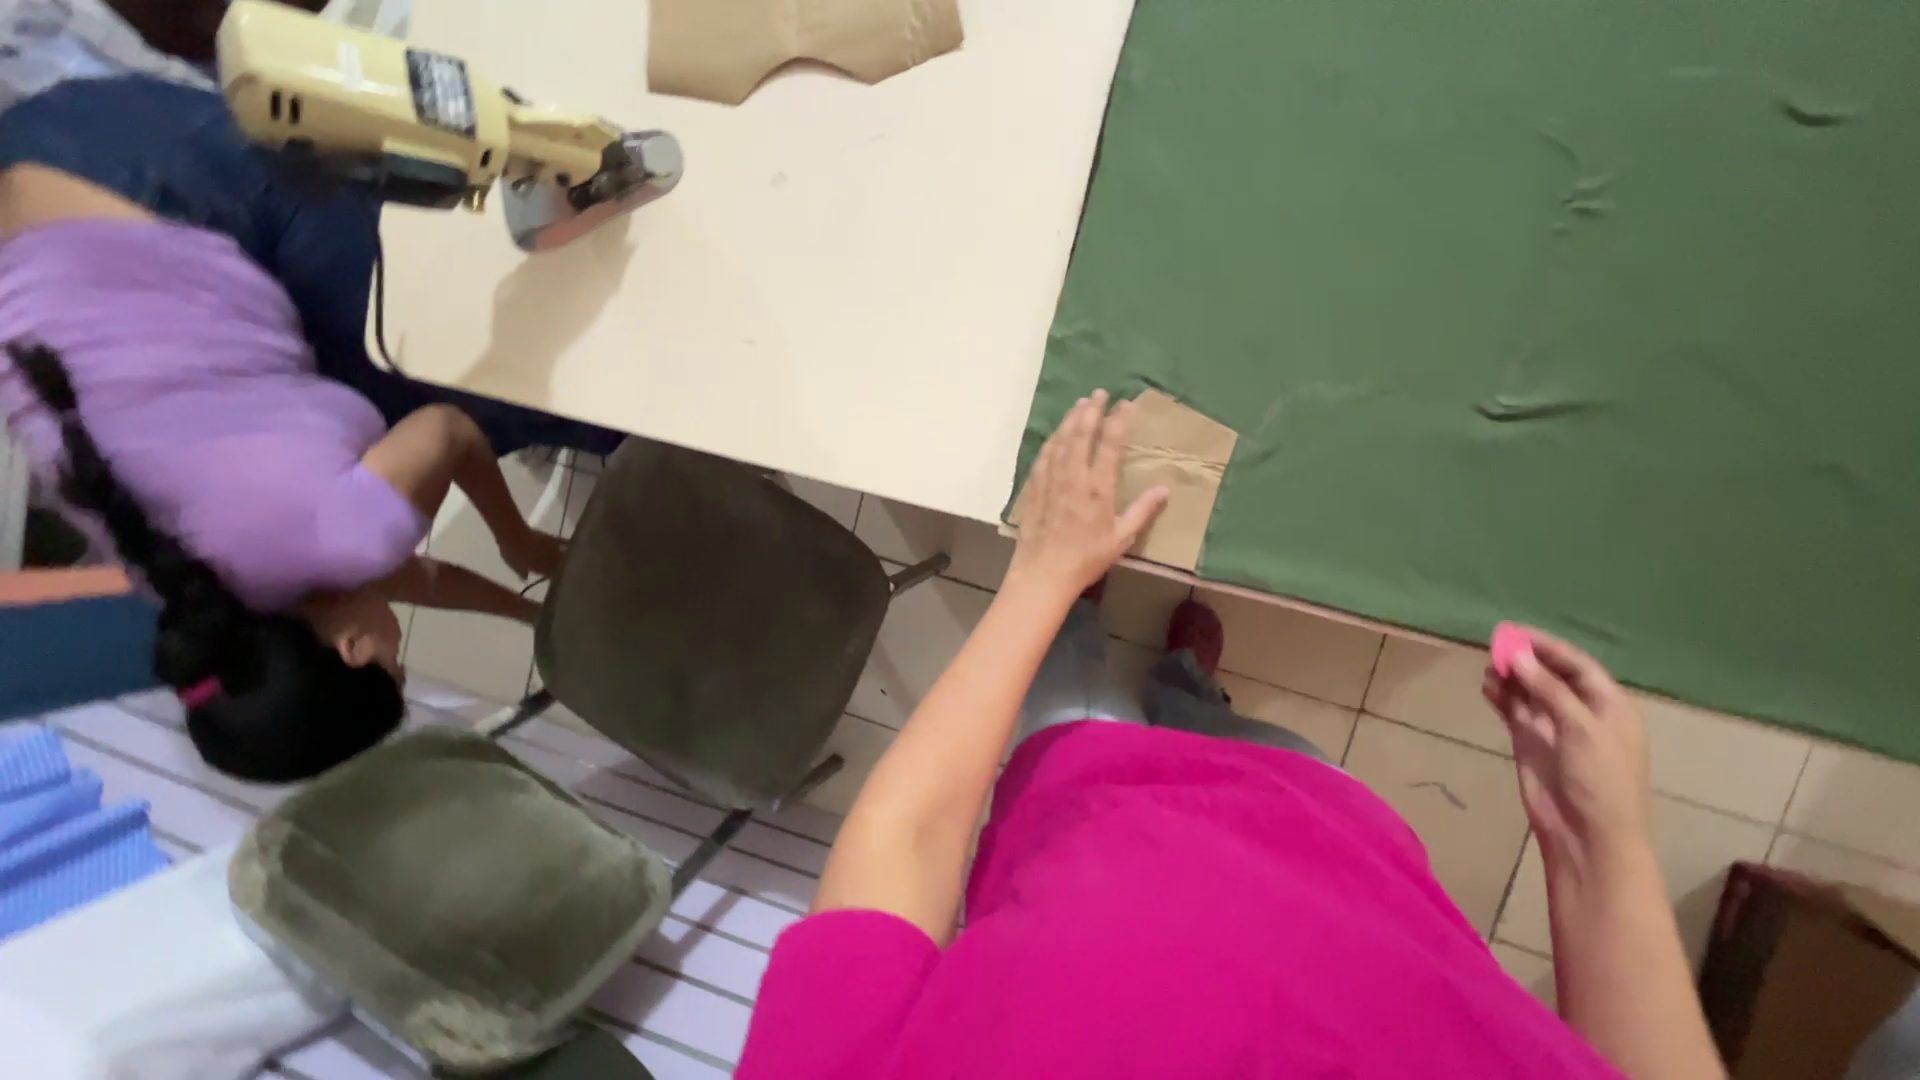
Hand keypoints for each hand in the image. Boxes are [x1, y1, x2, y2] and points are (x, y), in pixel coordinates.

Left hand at [500, 526, 566, 581]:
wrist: (514, 535)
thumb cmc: (512, 553)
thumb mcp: (515, 565)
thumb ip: (522, 573)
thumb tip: (526, 579)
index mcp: (541, 570)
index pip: (552, 576)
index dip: (553, 576)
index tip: (554, 577)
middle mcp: (551, 562)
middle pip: (560, 567)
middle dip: (561, 568)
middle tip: (561, 567)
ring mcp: (554, 550)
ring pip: (564, 556)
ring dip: (565, 558)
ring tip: (566, 559)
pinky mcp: (554, 539)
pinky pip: (564, 542)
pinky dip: (567, 544)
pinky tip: (569, 543)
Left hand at [1007, 391, 1169, 600]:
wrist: (1043, 574)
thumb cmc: (1086, 559)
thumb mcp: (1121, 538)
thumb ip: (1142, 511)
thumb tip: (1164, 489)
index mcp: (1097, 487)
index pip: (1110, 444)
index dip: (1118, 420)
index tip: (1126, 403)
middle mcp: (1072, 477)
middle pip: (1081, 434)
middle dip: (1091, 411)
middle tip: (1099, 393)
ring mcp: (1050, 481)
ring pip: (1060, 441)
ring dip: (1070, 420)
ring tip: (1079, 405)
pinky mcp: (1034, 489)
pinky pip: (1043, 457)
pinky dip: (1051, 440)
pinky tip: (1055, 435)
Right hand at [1482, 630, 1650, 868]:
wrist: (1587, 832)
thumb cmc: (1599, 779)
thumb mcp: (1581, 729)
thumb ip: (1549, 690)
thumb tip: (1516, 656)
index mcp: (1609, 706)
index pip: (1577, 665)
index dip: (1548, 647)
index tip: (1515, 631)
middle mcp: (1581, 712)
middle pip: (1550, 675)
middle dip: (1525, 659)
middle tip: (1493, 645)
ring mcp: (1553, 727)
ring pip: (1528, 691)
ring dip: (1509, 677)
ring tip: (1486, 667)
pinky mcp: (1530, 742)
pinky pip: (1513, 711)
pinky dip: (1500, 697)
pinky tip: (1486, 687)